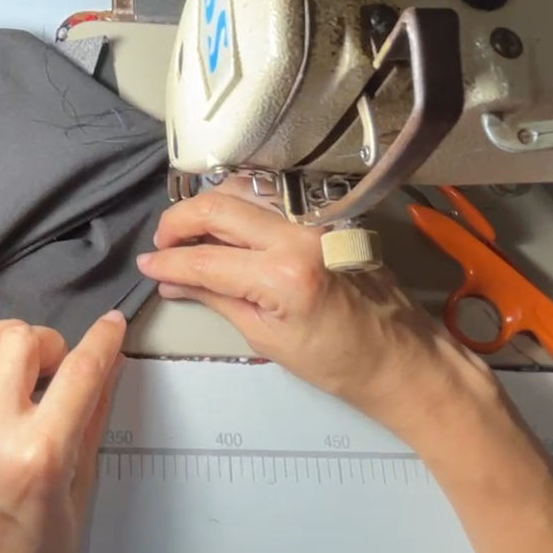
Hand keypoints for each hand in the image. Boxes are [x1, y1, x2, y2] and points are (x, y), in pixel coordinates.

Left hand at [0, 300, 126, 552]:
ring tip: (23, 359)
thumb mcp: (78, 496)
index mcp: (38, 456)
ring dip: (8, 336)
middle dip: (50, 343)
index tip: (113, 324)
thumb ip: (92, 422)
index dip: (103, 340)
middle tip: (59, 368)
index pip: (79, 373)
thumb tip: (109, 367)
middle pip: (22, 341)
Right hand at [135, 180, 493, 439]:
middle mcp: (299, 234)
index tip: (147, 264)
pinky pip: (268, 194)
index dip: (167, 261)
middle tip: (162, 243)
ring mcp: (314, 218)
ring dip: (207, 206)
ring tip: (190, 232)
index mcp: (285, 275)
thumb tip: (172, 281)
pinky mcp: (323, 213)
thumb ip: (215, 298)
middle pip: (217, 207)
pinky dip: (238, 201)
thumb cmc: (343, 364)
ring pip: (241, 189)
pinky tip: (226, 222)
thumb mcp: (267, 338)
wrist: (404, 359)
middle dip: (178, 221)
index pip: (205, 258)